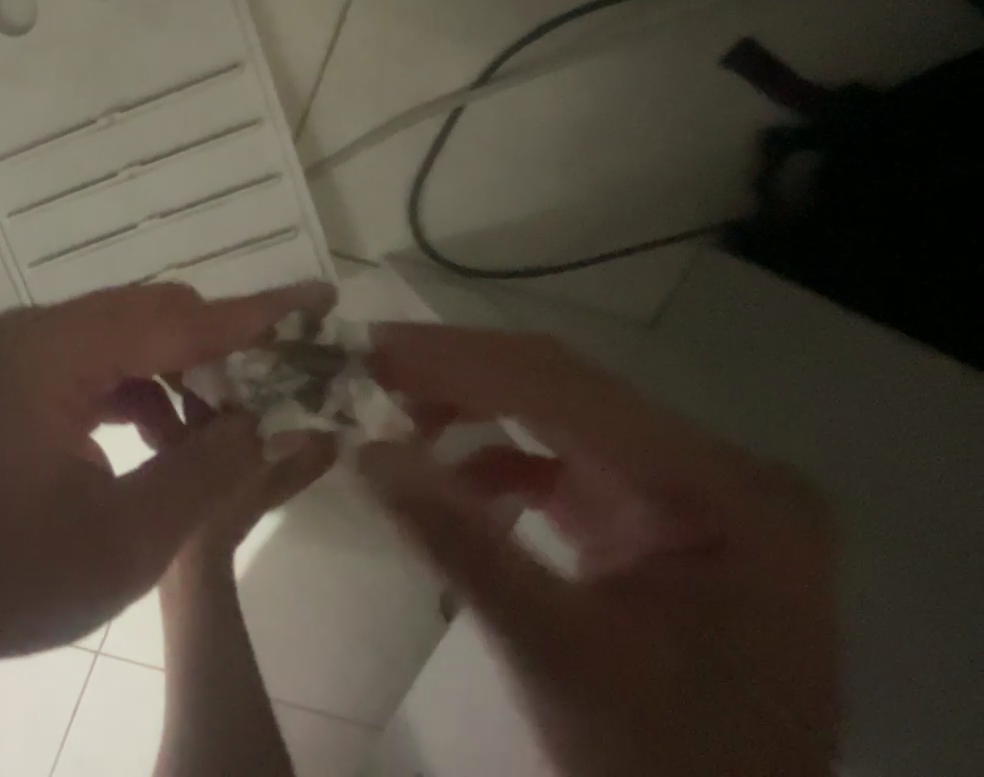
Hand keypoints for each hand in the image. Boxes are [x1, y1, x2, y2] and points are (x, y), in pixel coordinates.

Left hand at [0, 279, 336, 659]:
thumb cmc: (14, 573)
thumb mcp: (130, 534)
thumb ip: (212, 467)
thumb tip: (275, 420)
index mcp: (53, 352)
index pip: (175, 318)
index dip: (253, 315)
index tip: (319, 301)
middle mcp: (33, 336)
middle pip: (148, 318)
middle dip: (220, 348)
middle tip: (284, 383)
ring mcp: (19, 360)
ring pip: (123, 342)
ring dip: (181, 376)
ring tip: (234, 426)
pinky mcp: (17, 387)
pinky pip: (96, 369)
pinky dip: (142, 395)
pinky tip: (174, 439)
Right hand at [357, 324, 838, 776]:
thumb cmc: (658, 752)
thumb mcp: (548, 646)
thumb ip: (454, 539)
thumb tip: (363, 450)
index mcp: (721, 489)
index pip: (567, 389)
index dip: (459, 360)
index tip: (369, 348)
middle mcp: (717, 470)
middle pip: (564, 389)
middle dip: (457, 376)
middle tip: (365, 368)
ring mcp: (688, 493)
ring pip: (557, 416)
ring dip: (470, 412)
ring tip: (393, 417)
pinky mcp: (656, 518)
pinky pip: (561, 462)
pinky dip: (494, 463)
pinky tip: (448, 482)